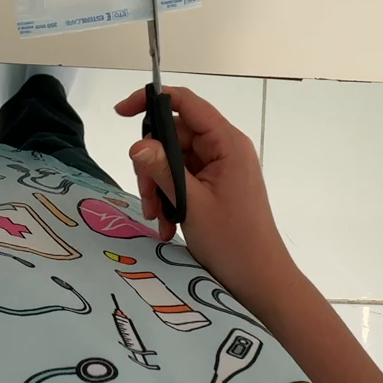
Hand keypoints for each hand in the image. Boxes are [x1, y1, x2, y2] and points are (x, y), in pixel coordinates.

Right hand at [115, 86, 299, 304]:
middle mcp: (224, 147)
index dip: (152, 99)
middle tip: (146, 195)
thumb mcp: (192, 203)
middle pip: (174, 135)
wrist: (262, 283)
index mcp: (226, 142)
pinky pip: (182, 177)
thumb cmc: (233, 242)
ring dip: (158, 184)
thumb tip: (136, 144)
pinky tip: (166, 224)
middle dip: (152, 162)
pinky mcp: (215, 184)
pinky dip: (170, 196)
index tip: (121, 112)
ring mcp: (219, 166)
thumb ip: (163, 169)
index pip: (185, 102)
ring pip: (173, 158)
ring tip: (157, 216)